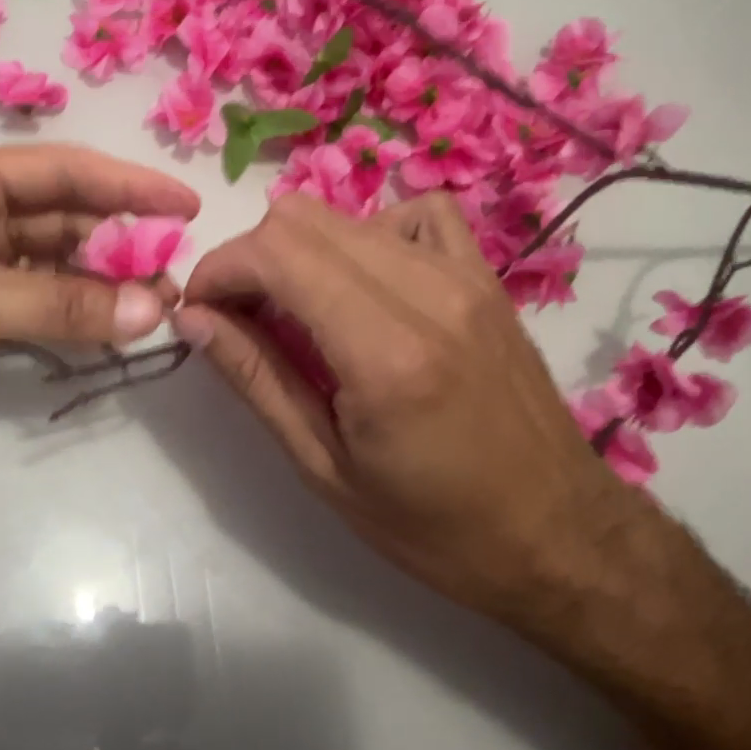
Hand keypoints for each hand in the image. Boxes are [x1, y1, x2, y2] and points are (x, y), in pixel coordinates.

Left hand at [0, 144, 199, 465]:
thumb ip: (57, 303)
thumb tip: (154, 309)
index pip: (60, 172)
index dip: (126, 186)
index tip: (187, 205)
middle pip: (64, 219)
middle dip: (121, 243)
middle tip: (179, 274)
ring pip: (58, 267)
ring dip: (105, 286)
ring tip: (159, 309)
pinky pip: (43, 309)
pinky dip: (78, 319)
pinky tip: (116, 331)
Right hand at [173, 192, 612, 613]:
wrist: (558, 535)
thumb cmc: (434, 526)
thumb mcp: (325, 469)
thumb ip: (256, 379)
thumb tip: (192, 317)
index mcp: (385, 353)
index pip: (275, 255)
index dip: (218, 270)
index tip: (198, 311)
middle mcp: (428, 294)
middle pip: (301, 218)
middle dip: (249, 259)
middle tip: (239, 318)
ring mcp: (464, 277)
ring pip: (347, 213)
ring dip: (298, 252)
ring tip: (296, 311)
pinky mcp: (485, 278)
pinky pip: (413, 216)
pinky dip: (367, 236)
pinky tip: (363, 286)